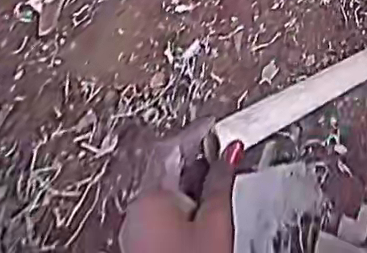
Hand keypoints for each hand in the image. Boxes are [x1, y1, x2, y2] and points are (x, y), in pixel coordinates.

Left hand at [119, 123, 242, 252]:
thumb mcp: (215, 220)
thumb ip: (222, 181)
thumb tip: (230, 151)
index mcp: (149, 195)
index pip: (172, 147)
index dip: (198, 133)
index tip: (216, 126)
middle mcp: (135, 211)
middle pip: (168, 170)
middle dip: (196, 161)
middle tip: (222, 155)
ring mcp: (135, 234)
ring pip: (166, 195)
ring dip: (192, 186)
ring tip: (217, 187)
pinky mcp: (141, 250)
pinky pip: (163, 216)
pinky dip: (183, 208)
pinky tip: (202, 216)